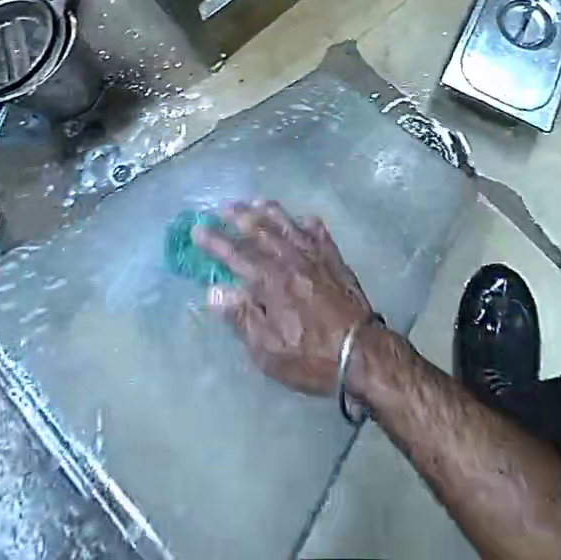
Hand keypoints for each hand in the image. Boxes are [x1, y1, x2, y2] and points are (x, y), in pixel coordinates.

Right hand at [194, 200, 375, 395]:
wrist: (363, 354)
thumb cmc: (311, 357)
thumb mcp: (268, 350)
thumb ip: (241, 317)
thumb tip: (214, 292)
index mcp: (270, 281)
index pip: (235, 255)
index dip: (215, 241)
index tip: (197, 230)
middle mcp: (290, 260)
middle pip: (261, 230)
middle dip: (240, 217)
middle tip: (225, 207)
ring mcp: (316, 257)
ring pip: (288, 225)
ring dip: (270, 212)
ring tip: (256, 202)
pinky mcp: (336, 261)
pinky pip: (319, 233)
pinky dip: (308, 223)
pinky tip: (303, 219)